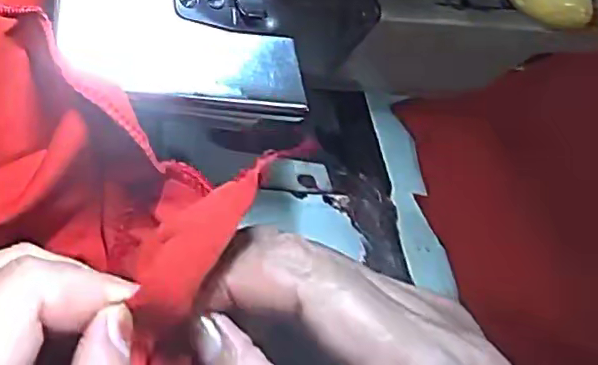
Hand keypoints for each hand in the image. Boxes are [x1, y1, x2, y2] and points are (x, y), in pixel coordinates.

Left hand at [0, 243, 138, 364]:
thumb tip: (115, 323)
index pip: (29, 279)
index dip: (90, 287)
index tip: (131, 307)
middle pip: (9, 266)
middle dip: (69, 285)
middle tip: (117, 316)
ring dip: (40, 295)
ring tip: (83, 326)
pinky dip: (6, 309)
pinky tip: (36, 339)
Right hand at [194, 228, 507, 364]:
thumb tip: (200, 324)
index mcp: (421, 346)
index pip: (294, 264)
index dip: (219, 270)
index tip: (169, 300)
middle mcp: (425, 308)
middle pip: (294, 250)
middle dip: (223, 267)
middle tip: (175, 305)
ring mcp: (429, 309)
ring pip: (307, 258)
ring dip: (247, 278)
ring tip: (206, 312)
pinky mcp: (426, 320)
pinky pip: (333, 283)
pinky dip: (282, 296)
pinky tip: (259, 323)